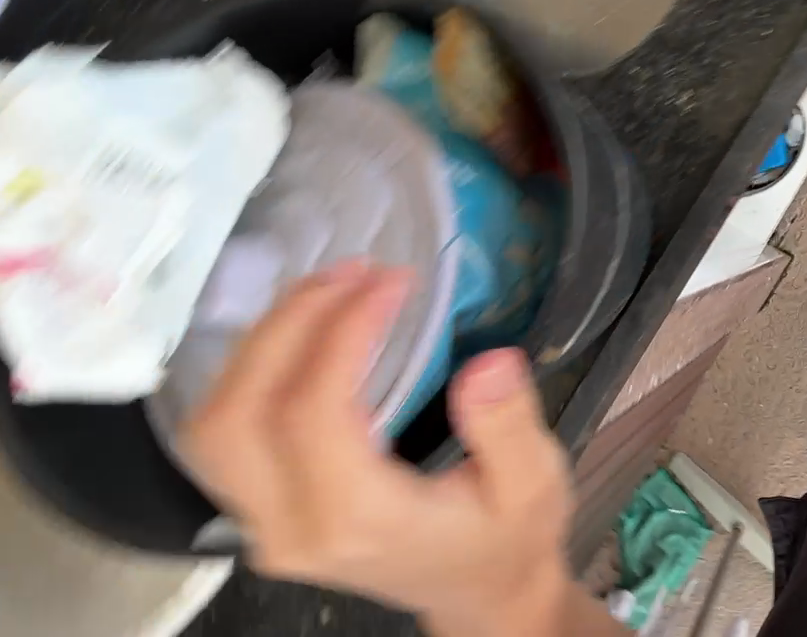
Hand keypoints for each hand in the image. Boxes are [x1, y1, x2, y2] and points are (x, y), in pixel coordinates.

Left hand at [181, 261, 585, 636]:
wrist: (484, 592)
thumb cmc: (512, 534)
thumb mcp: (535, 479)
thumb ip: (509, 425)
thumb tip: (490, 360)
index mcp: (359, 518)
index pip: (314, 414)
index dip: (344, 335)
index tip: (395, 281)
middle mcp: (291, 528)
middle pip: (238, 418)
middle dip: (286, 327)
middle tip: (351, 270)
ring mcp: (266, 526)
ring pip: (216, 427)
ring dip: (262, 345)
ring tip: (328, 288)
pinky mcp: (266, 512)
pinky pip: (227, 436)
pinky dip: (255, 372)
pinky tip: (305, 332)